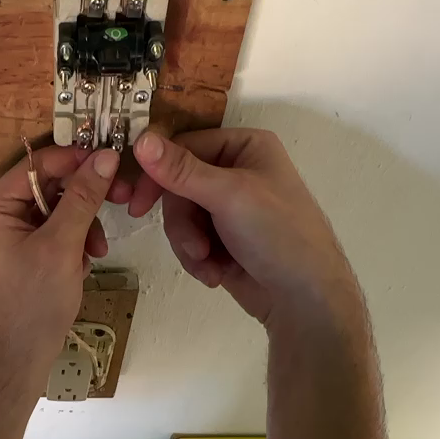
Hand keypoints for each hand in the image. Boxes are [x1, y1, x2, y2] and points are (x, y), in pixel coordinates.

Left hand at [0, 145, 117, 385]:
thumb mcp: (62, 246)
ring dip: (81, 228)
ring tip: (95, 254)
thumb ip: (84, 198)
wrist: (21, 358)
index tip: (112, 163)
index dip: (75, 161)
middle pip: (47, 187)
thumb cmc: (34, 303)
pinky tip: (81, 266)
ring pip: (54, 212)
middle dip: (82, 203)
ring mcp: (3, 238)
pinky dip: (71, 245)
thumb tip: (105, 156)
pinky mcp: (18, 255)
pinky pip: (50, 234)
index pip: (36, 166)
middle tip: (119, 201)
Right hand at [124, 129, 356, 328]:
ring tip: (209, 266)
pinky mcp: (222, 241)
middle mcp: (236, 172)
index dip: (159, 175)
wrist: (303, 298)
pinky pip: (190, 242)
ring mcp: (229, 209)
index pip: (184, 148)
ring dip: (189, 246)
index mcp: (244, 147)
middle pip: (178, 188)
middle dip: (183, 224)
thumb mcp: (228, 196)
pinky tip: (216, 274)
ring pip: (181, 219)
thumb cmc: (277, 234)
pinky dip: (198, 261)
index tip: (137, 204)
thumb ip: (181, 170)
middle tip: (194, 248)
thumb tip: (140, 140)